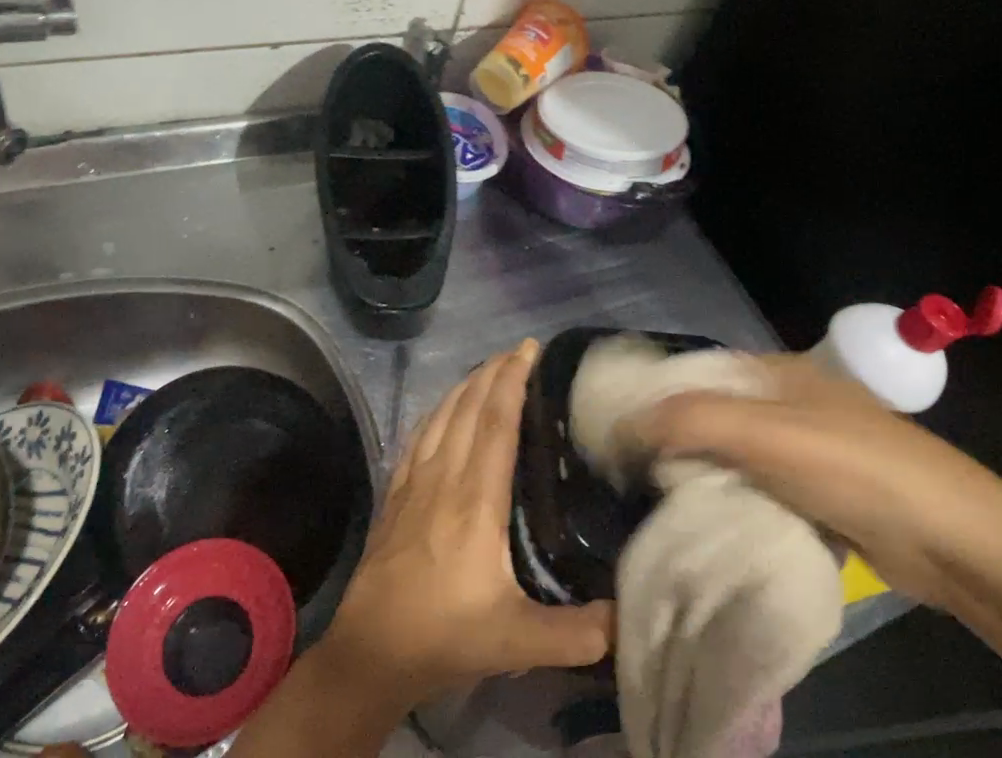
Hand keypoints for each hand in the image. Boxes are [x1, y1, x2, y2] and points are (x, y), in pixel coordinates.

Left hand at [315, 340, 613, 706]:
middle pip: (468, 410)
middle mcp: (443, 480)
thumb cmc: (445, 637)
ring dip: (464, 388)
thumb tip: (631, 619)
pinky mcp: (393, 498)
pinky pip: (416, 440)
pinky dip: (434, 414)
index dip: (513, 382)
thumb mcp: (521, 641)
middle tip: (518, 351)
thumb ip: (581, 633)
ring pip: (440, 419)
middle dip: (493, 373)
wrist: (371, 651)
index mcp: (476, 501)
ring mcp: (413, 486)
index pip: (497, 424)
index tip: (529, 349)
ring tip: (486, 370)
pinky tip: (441, 412)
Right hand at [630, 354, 1001, 606]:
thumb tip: (622, 425)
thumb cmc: (854, 469)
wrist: (950, 541)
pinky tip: (705, 523)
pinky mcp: (816, 495)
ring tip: (655, 503)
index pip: (694, 374)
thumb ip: (690, 420)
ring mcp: (803, 450)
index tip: (612, 432)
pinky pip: (754, 492)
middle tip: (629, 476)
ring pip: (729, 458)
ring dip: (699, 479)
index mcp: (776, 372)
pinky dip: (730, 504)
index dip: (653, 397)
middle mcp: (786, 403)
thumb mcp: (765, 433)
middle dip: (671, 443)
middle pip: (709, 417)